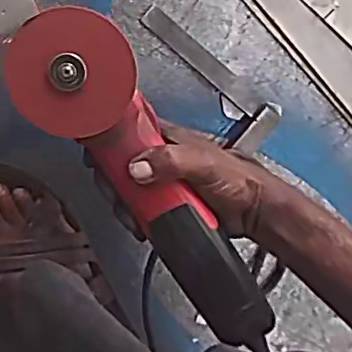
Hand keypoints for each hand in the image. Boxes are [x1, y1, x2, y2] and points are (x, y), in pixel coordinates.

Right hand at [125, 123, 294, 241]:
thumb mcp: (201, 163)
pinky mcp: (164, 202)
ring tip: (134, 214)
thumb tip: (137, 166)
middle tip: (116, 192)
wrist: (254, 210)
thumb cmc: (238, 179)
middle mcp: (159, 155)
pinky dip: (136, 217)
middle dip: (113, 179)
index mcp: (165, 136)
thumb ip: (169, 160)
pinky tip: (142, 223)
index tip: (97, 151)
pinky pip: (141, 207)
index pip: (127, 128)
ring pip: (128, 187)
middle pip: (121, 162)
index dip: (108, 137)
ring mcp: (161, 179)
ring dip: (124, 202)